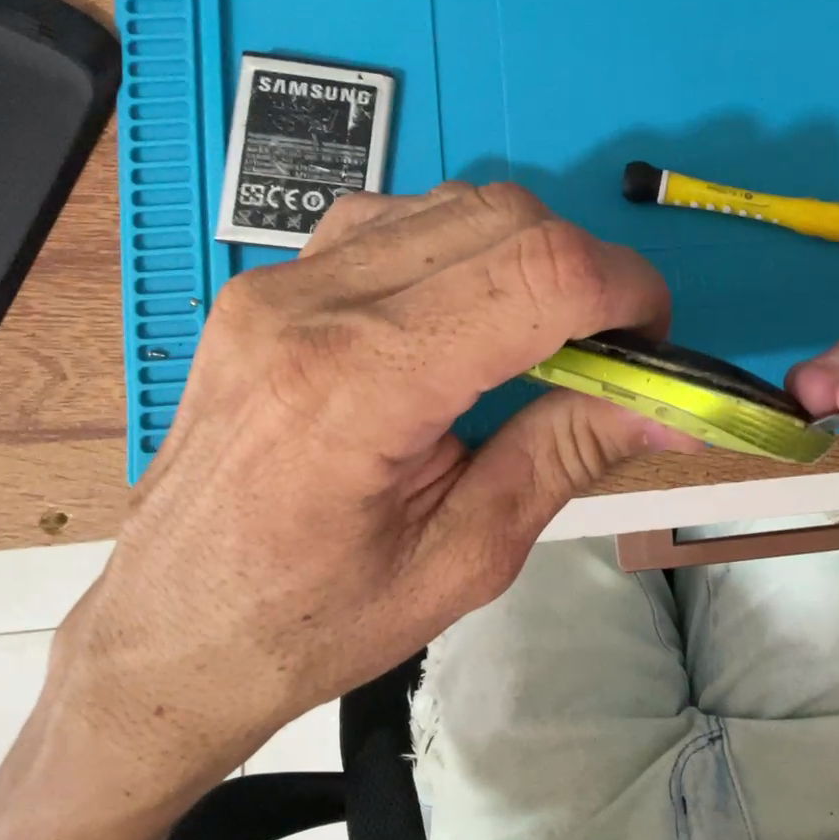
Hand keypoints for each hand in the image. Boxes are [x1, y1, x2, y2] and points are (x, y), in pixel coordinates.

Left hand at [55, 183, 692, 783]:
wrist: (167, 635)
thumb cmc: (313, 622)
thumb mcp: (466, 558)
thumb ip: (570, 455)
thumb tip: (671, 406)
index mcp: (363, 385)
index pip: (538, 274)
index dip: (627, 289)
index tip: (652, 341)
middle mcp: (316, 305)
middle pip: (507, 218)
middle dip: (590, 271)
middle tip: (609, 349)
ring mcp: (283, 282)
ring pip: (458, 204)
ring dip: (533, 256)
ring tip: (544, 336)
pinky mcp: (272, 282)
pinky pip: (400, 219)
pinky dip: (468, 248)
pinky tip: (469, 313)